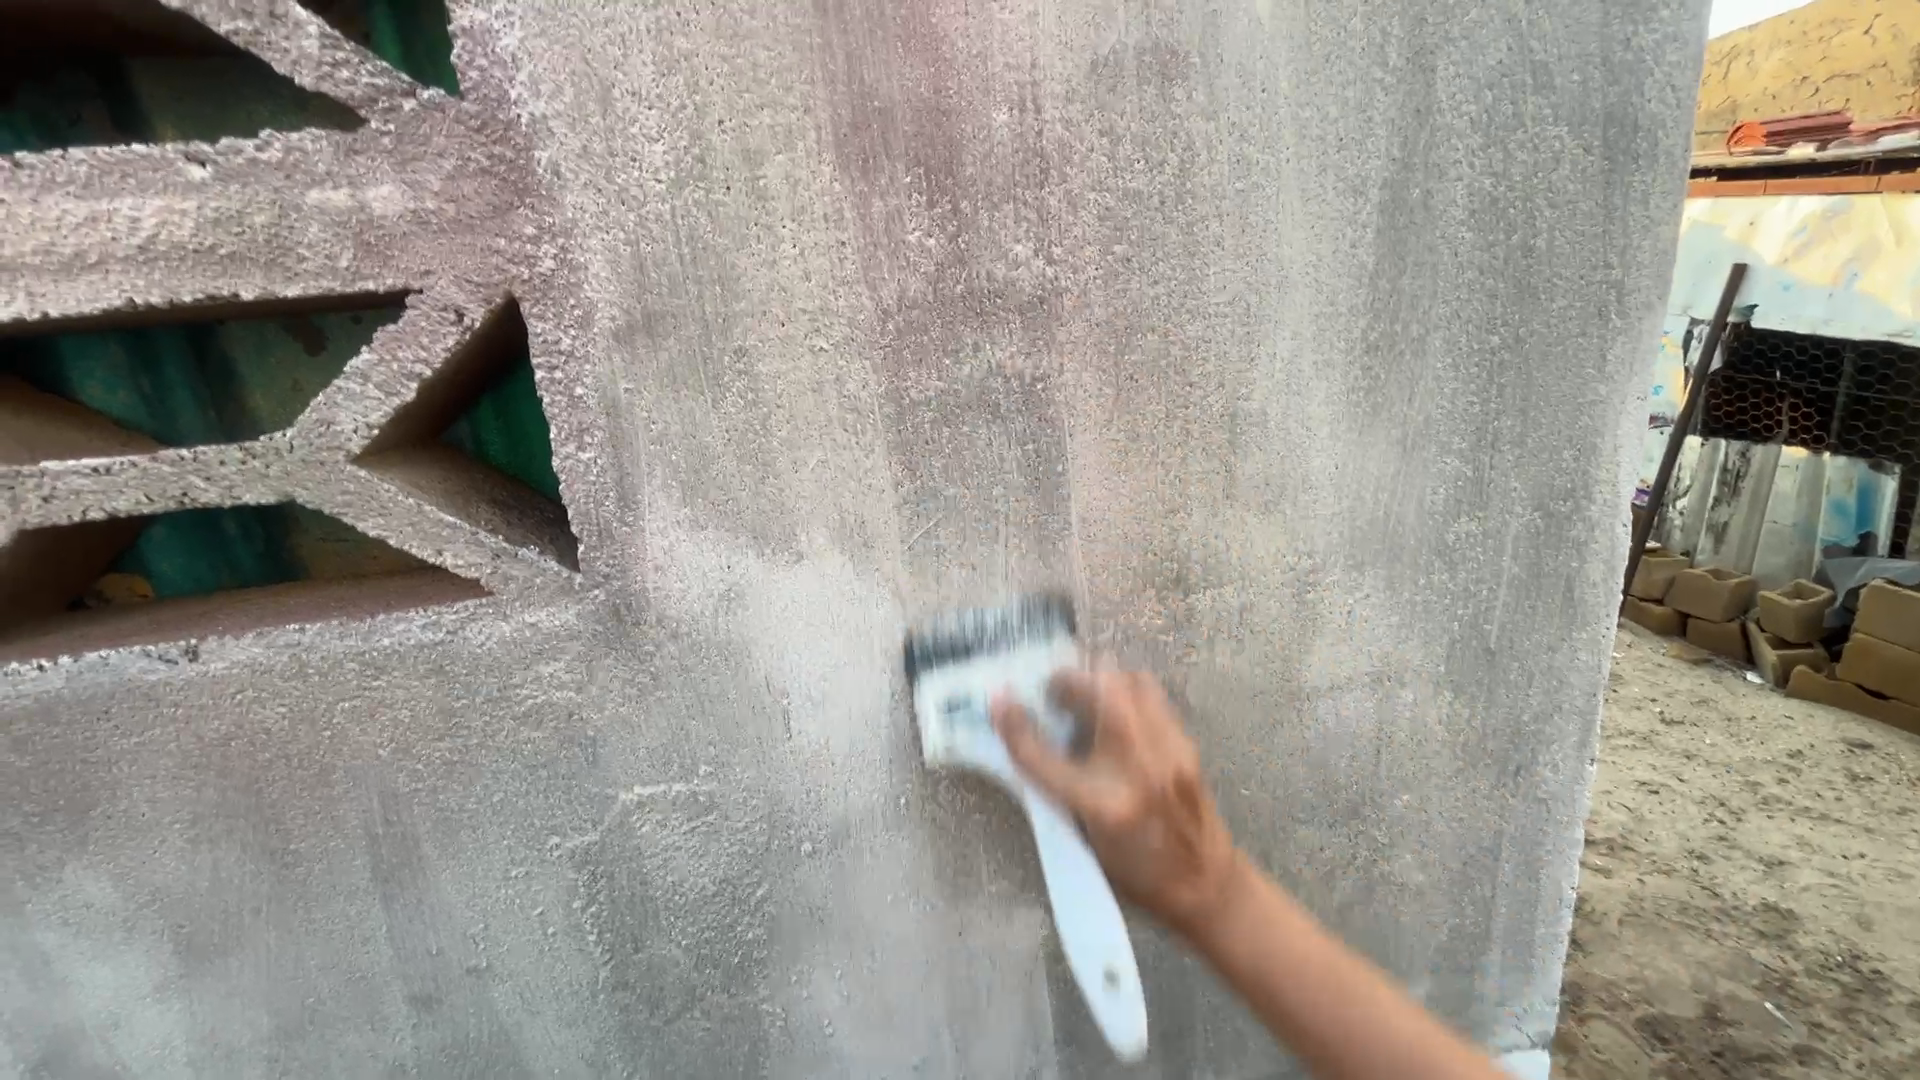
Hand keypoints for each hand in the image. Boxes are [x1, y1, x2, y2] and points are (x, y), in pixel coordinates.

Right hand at [992, 669, 1243, 938]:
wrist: (1207, 885)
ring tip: (1085, 696)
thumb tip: (1026, 739)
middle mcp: (1138, 769)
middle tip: (1052, 695)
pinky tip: (1115, 709)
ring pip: (1129, 680)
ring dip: (1100, 678)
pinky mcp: (1185, 742)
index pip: (1044, 757)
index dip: (1014, 725)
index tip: (998, 699)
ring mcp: (1168, 750)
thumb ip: (1057, 788)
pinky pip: (1151, 695)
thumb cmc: (1138, 872)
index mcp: (1104, 806)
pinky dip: (1126, 690)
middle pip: (1098, 692)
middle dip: (1067, 681)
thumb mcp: (1086, 840)